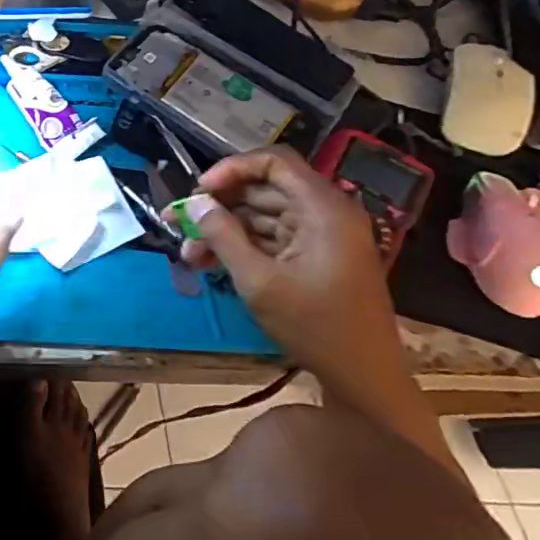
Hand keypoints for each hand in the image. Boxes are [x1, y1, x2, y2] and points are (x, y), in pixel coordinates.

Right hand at [170, 146, 397, 376]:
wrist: (363, 376)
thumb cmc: (314, 325)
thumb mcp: (258, 280)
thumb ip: (223, 235)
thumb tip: (194, 201)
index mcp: (324, 211)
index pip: (275, 163)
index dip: (232, 168)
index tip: (200, 190)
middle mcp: (325, 215)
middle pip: (262, 189)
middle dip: (216, 204)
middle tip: (176, 220)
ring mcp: (319, 236)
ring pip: (259, 215)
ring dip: (220, 229)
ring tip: (186, 252)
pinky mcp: (312, 256)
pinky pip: (267, 238)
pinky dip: (237, 245)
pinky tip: (205, 262)